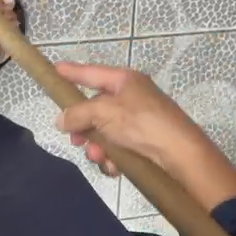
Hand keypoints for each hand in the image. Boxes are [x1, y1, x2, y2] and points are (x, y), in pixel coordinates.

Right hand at [53, 62, 235, 209]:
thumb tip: (61, 120)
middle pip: (95, 109)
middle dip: (84, 128)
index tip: (55, 69)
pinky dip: (113, 157)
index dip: (71, 72)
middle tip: (76, 141)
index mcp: (124, 81)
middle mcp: (131, 96)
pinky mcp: (144, 140)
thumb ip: (78, 114)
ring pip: (104, 132)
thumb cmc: (141, 123)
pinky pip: (118, 146)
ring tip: (100, 158)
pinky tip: (114, 167)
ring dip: (98, 147)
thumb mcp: (104, 112)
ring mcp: (138, 119)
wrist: (180, 151)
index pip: (90, 73)